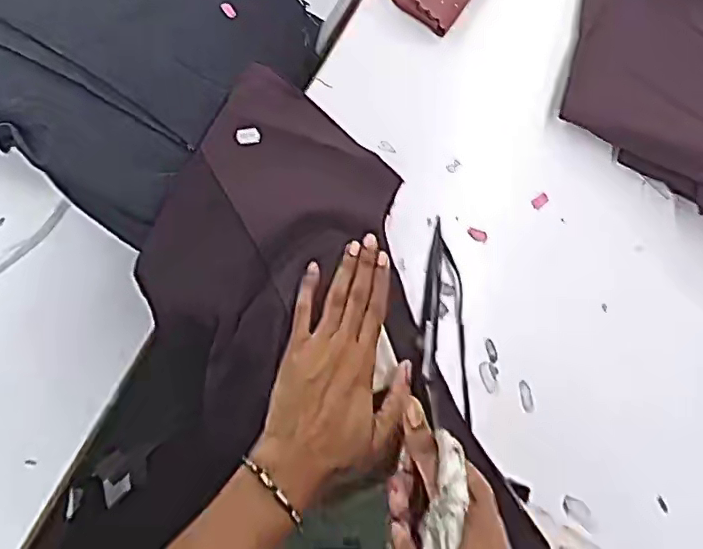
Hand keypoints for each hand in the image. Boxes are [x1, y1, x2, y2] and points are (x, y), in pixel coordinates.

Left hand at [249, 234, 409, 513]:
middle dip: (365, 267)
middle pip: (357, 298)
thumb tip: (409, 369)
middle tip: (369, 242)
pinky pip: (302, 312)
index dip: (380, 284)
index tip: (384, 262)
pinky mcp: (295, 350)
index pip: (375, 314)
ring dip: (344, 271)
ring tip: (351, 248)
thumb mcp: (379, 437)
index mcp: (361, 365)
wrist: (292, 460)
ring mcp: (316, 345)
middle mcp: (340, 347)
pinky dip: (307, 289)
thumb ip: (397, 401)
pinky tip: (312, 269)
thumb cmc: (335, 451)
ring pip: (334, 299)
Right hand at [388, 397, 507, 548]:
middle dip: (403, 483)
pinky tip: (403, 536)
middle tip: (401, 493)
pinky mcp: (428, 545)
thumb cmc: (481, 547)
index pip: (433, 446)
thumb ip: (430, 455)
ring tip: (401, 520)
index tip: (401, 452)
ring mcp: (441, 527)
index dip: (412, 447)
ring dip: (399, 509)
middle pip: (416, 476)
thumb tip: (413, 409)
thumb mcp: (452, 494)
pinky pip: (406, 531)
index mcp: (466, 481)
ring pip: (407, 505)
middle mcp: (453, 501)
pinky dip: (400, 533)